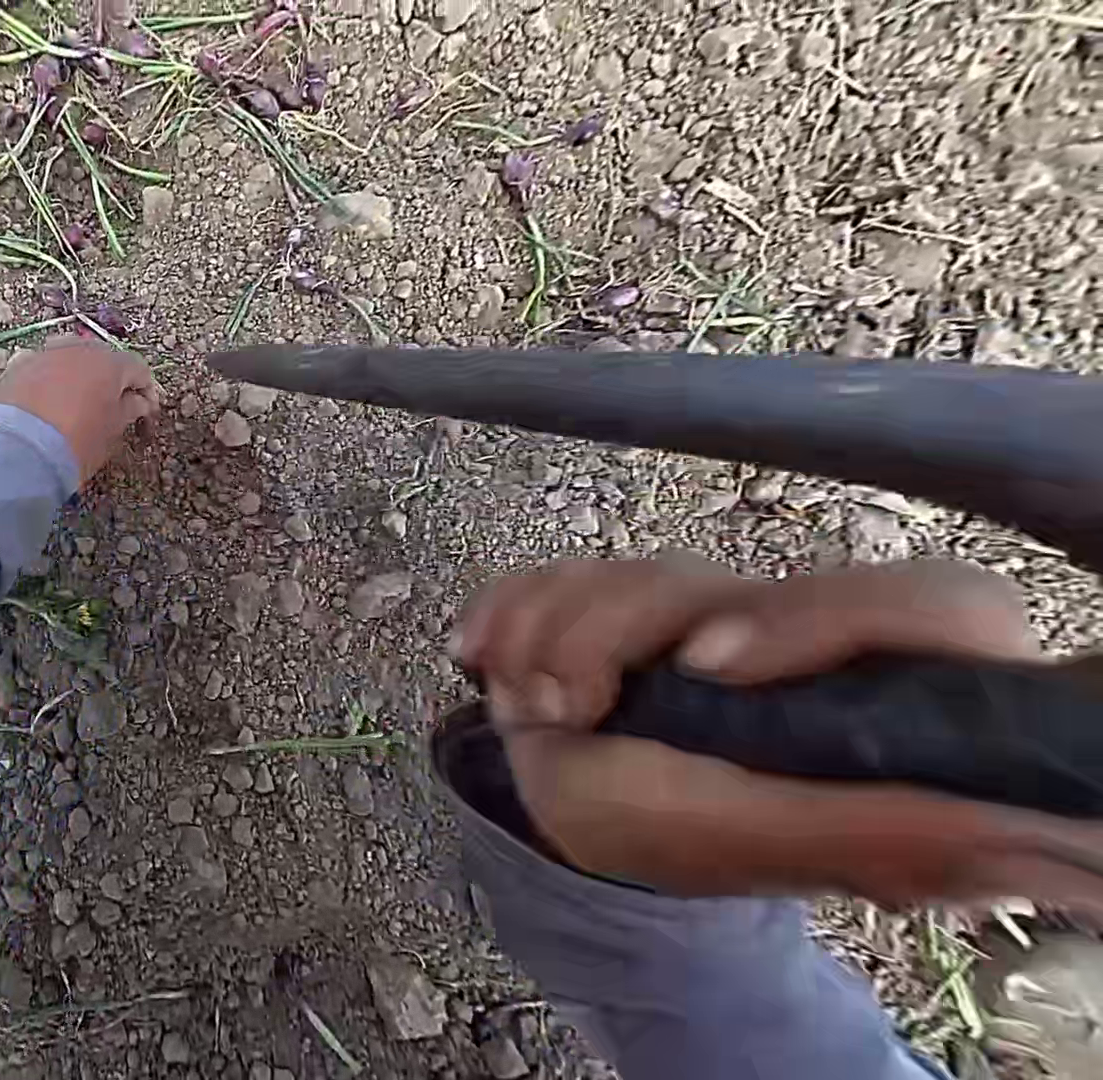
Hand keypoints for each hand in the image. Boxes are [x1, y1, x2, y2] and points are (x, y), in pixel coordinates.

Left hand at [0, 339, 159, 485]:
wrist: (21, 451)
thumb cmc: (77, 443)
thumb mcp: (112, 431)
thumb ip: (128, 410)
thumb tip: (137, 401)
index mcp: (109, 363)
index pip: (138, 369)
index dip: (146, 391)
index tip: (145, 412)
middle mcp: (78, 349)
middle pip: (103, 358)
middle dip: (111, 380)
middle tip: (112, 407)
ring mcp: (45, 354)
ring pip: (70, 358)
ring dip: (79, 375)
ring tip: (79, 401)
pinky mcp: (17, 366)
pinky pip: (43, 367)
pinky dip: (51, 380)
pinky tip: (48, 401)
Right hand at [452, 557, 1102, 911]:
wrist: (559, 801)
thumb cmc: (657, 831)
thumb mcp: (752, 838)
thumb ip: (879, 832)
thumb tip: (1061, 835)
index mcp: (853, 685)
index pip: (916, 604)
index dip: (815, 616)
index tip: (705, 664)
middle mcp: (770, 625)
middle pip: (687, 581)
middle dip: (594, 644)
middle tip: (559, 712)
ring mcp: (669, 603)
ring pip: (595, 574)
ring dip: (533, 643)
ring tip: (525, 710)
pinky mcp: (589, 592)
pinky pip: (531, 575)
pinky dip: (494, 618)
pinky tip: (476, 657)